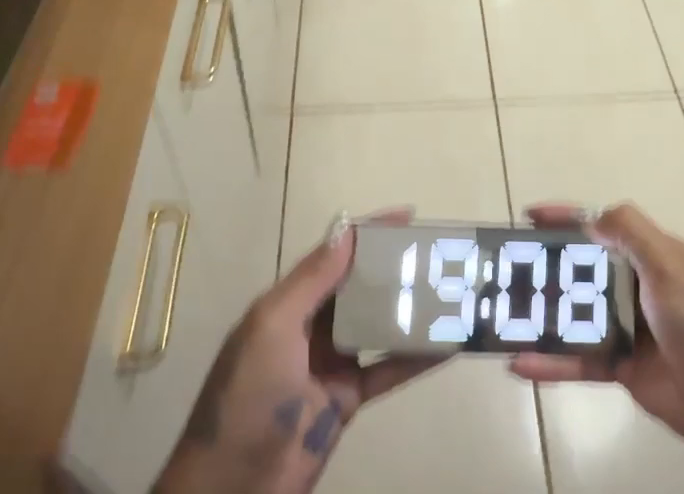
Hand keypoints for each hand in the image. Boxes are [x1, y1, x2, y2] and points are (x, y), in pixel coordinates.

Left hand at [156, 209, 444, 493]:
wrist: (234, 484)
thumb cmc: (247, 397)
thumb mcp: (272, 329)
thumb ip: (311, 281)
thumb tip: (346, 229)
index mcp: (286, 305)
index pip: (332, 257)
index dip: (367, 233)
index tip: (407, 215)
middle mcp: (310, 328)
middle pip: (359, 288)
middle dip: (394, 268)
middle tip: (439, 253)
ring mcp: (330, 364)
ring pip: (377, 325)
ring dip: (409, 310)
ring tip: (449, 290)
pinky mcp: (347, 399)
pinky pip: (387, 369)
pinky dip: (416, 357)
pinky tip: (446, 345)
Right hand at [507, 203, 683, 446]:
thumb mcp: (671, 266)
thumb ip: (630, 234)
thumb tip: (592, 215)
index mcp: (661, 257)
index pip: (610, 227)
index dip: (572, 217)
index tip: (531, 215)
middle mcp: (644, 288)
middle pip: (589, 270)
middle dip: (550, 266)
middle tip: (506, 266)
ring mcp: (633, 329)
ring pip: (580, 316)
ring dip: (545, 315)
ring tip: (503, 313)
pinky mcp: (624, 367)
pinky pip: (581, 359)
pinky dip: (552, 361)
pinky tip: (520, 362)